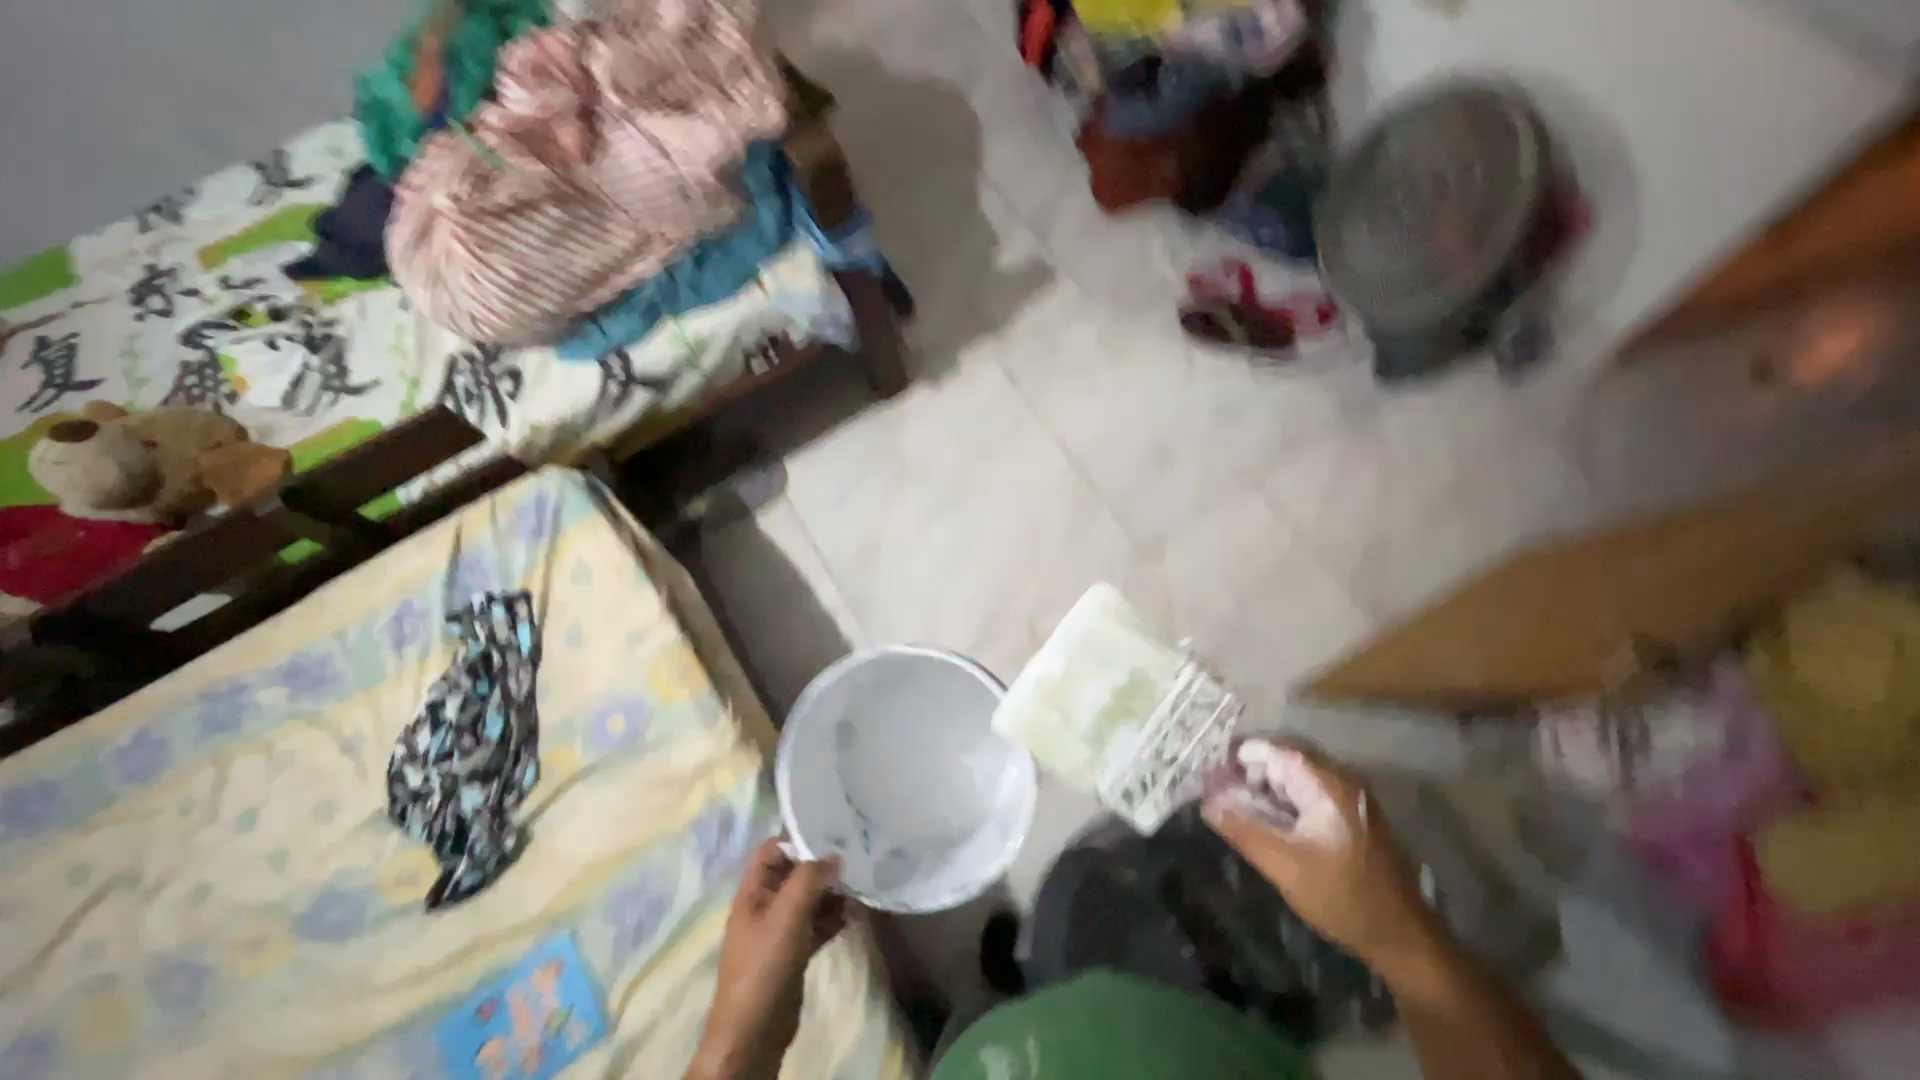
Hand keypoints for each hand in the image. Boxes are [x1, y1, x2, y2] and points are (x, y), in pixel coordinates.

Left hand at [688, 839, 849, 1079]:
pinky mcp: (794, 953)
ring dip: (831, 892)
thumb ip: (808, 880)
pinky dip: (832, 918)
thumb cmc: (764, 966)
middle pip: (794, 874)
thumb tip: (833, 854)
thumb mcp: (786, 916)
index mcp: (753, 892)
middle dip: (822, 865)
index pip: (772, 850)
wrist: (754, 1032)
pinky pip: (815, 925)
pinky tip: (854, 914)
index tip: (832, 829)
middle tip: (856, 854)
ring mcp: (779, 931)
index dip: (798, 838)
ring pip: (808, 900)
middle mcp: (765, 906)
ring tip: (860, 884)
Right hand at [1202, 740, 1448, 985]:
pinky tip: (1262, 822)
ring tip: (1231, 807)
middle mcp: (1342, 783)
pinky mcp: (1350, 821)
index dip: (1239, 755)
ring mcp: (1349, 801)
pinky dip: (1282, 803)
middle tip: (1215, 791)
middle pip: (1286, 760)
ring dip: (1263, 788)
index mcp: (1328, 785)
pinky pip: (1308, 797)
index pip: (1276, 750)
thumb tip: (1208, 802)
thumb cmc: (1343, 898)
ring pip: (1296, 780)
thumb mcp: (1285, 866)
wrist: (1403, 937)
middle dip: (1248, 772)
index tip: (1209, 771)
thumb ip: (1244, 830)